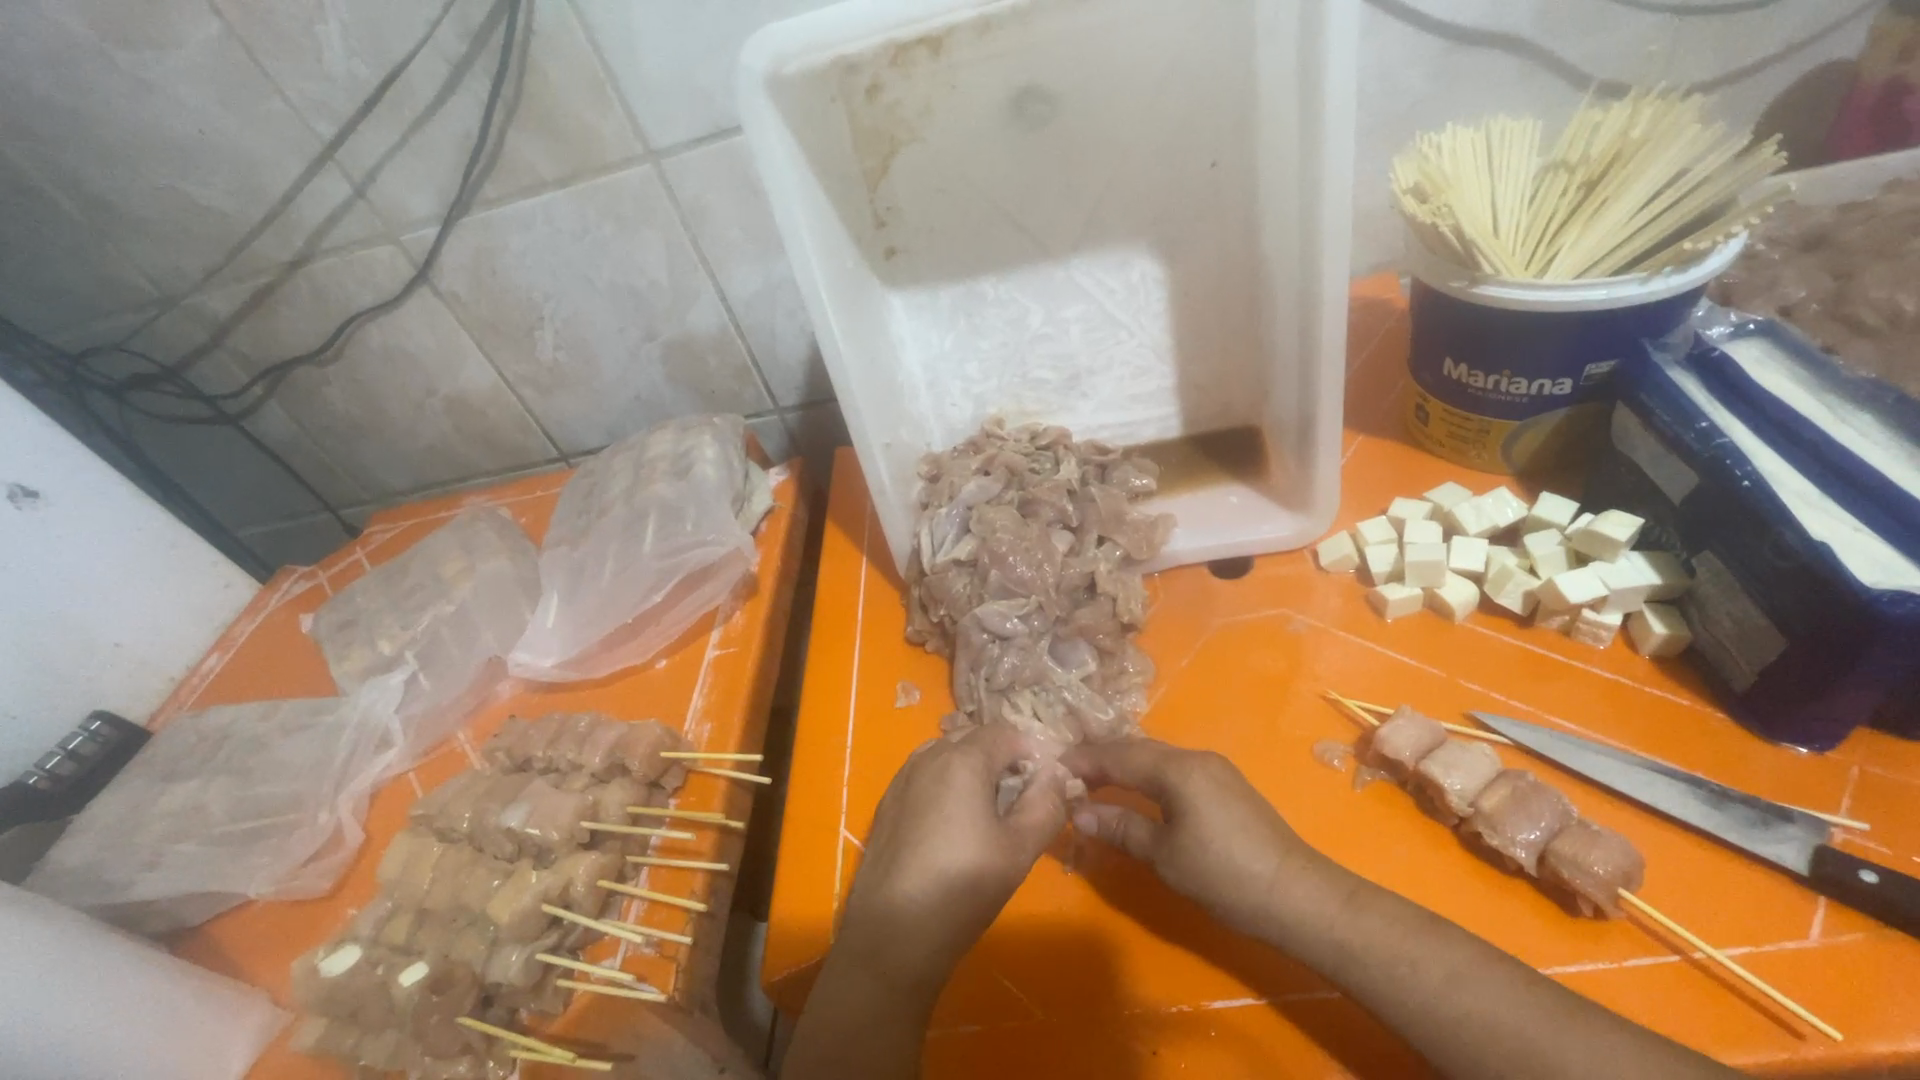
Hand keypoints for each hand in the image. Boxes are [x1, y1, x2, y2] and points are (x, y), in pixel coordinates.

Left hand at [836, 725, 1072, 992]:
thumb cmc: (962, 889)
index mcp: (963, 759)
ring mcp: (902, 778)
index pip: (1007, 733)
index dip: (1032, 753)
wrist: (891, 935)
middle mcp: (929, 757)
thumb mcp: (1019, 850)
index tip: (1045, 787)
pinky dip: (946, 785)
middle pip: (974, 738)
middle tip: (1020, 801)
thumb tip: (1057, 774)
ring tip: (988, 814)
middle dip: (1002, 758)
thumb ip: (1045, 804)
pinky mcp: (887, 803)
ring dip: (972, 770)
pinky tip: (952, 827)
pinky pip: (925, 776)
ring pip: (947, 755)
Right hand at [1061, 738, 1328, 938]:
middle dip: (1100, 758)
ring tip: (1092, 781)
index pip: (1118, 755)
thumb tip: (1079, 812)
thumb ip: (1121, 827)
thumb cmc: (1225, 876)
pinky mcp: (1225, 785)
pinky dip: (1146, 775)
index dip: (1083, 760)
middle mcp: (1195, 758)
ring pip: (1156, 757)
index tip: (1051, 767)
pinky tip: (1134, 791)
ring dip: (1123, 765)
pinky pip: (1173, 769)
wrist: (1297, 895)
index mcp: (1177, 769)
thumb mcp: (1165, 856)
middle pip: (1137, 749)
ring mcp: (1214, 769)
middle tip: (1065, 772)